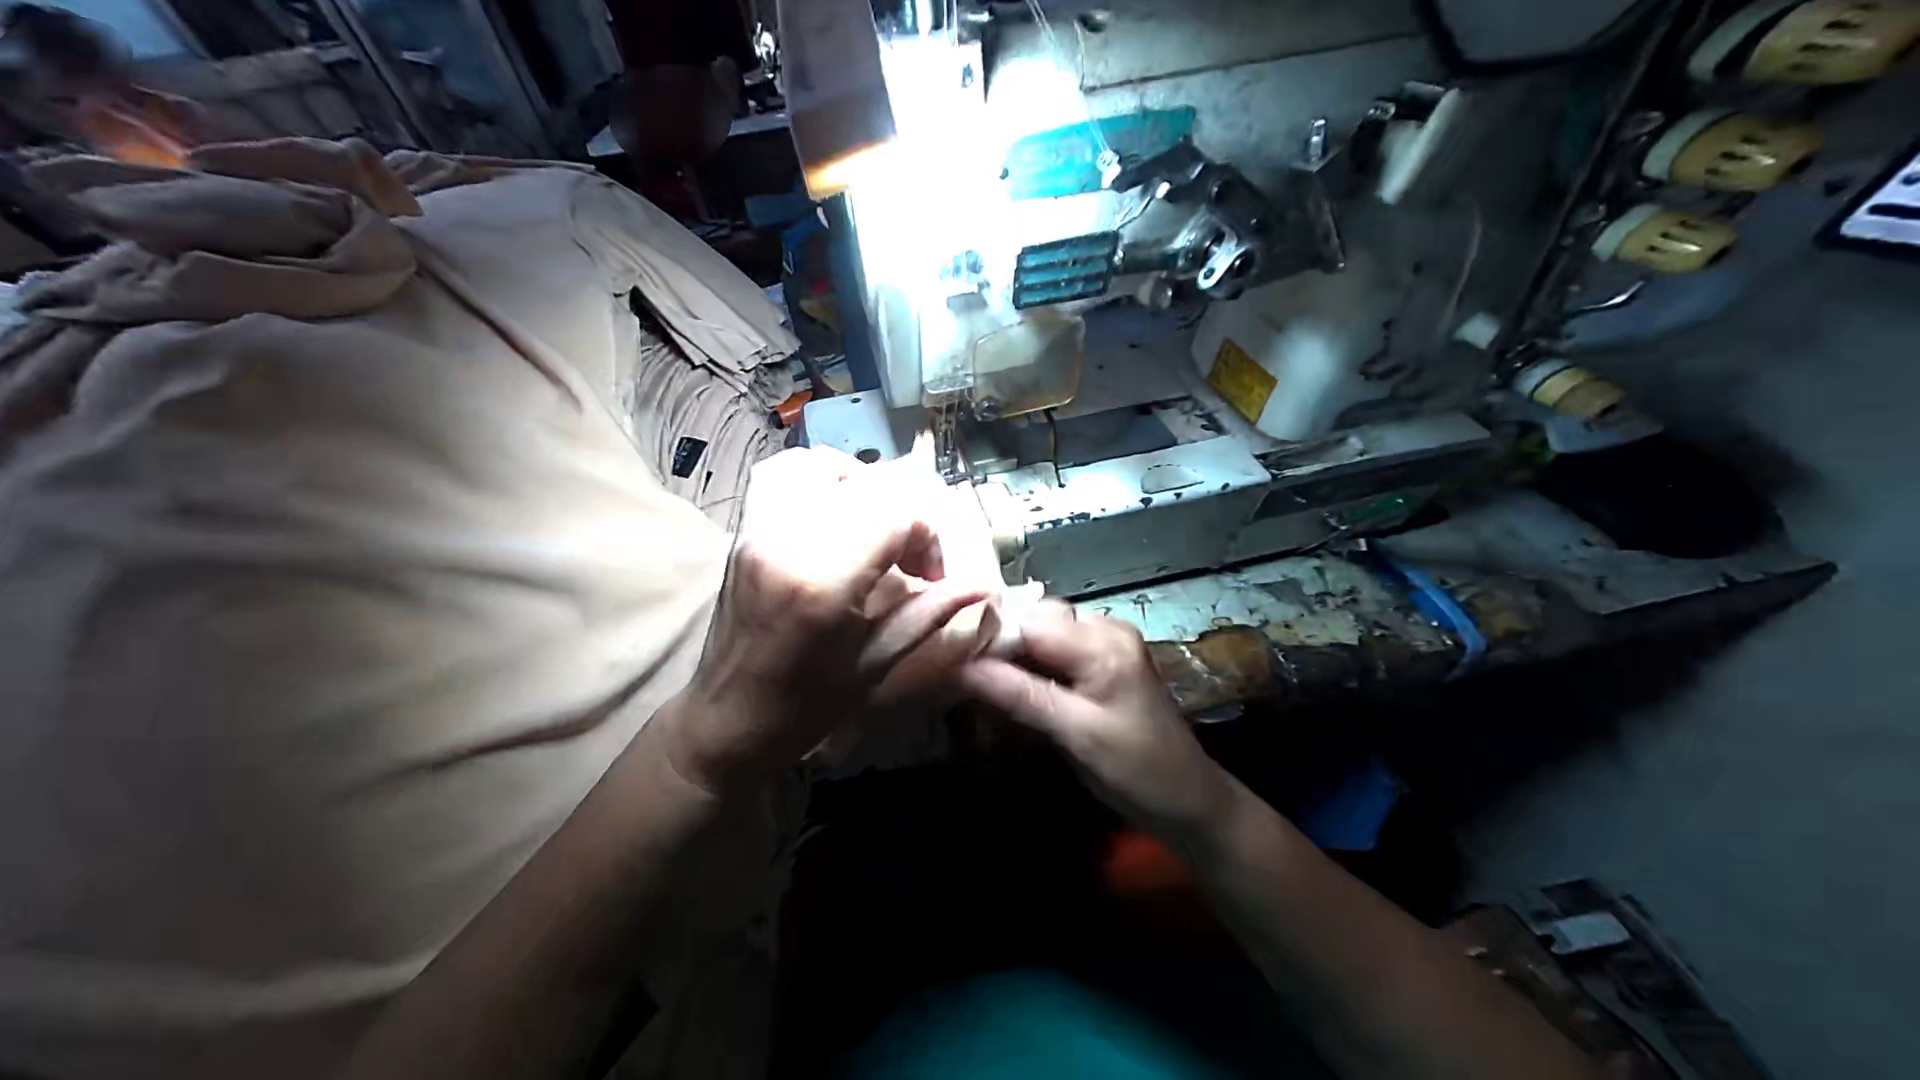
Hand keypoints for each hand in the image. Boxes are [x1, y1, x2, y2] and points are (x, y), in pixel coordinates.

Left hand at [667, 447, 988, 792]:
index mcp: (822, 584)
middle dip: (904, 517)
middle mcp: (786, 542)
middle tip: (909, 560)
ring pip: (821, 466)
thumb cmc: (806, 706)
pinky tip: (836, 506)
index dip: (928, 541)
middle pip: (866, 488)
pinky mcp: (744, 530)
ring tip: (876, 525)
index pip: (896, 517)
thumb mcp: (878, 665)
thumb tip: (984, 586)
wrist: (728, 718)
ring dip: (862, 486)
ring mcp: (758, 530)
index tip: (931, 579)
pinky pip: (779, 473)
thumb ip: (931, 613)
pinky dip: (816, 476)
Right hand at [958, 602, 1231, 836]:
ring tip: (980, 682)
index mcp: (1104, 642)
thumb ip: (1022, 696)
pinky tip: (1013, 687)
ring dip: (1012, 655)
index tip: (951, 659)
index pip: (1031, 622)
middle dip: (999, 643)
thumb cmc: (1139, 770)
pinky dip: (1030, 665)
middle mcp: (1104, 630)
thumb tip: (962, 667)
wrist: (1189, 800)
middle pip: (1035, 619)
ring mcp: (1105, 644)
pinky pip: (1055, 649)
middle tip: (963, 674)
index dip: (990, 637)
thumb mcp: (1078, 735)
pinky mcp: (1101, 661)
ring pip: (1041, 632)